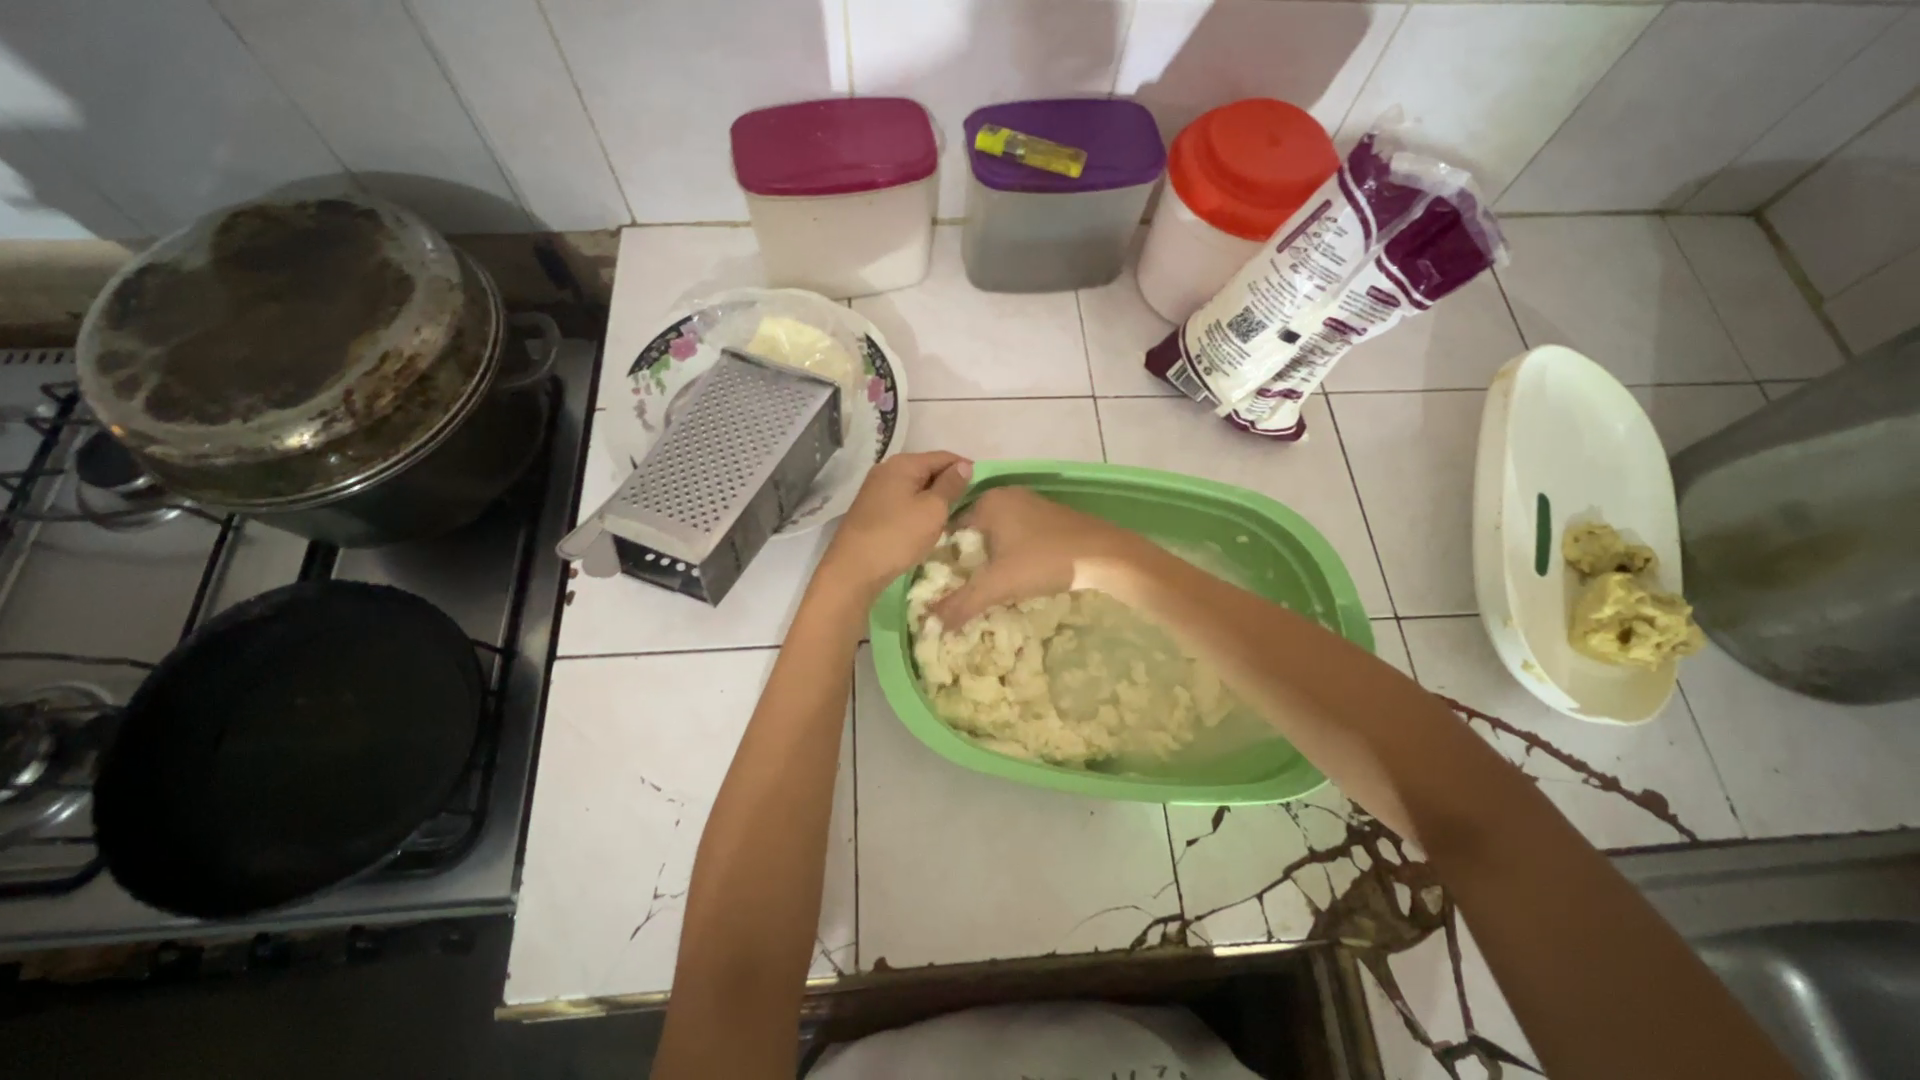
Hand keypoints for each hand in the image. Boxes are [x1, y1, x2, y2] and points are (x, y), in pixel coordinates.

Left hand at [816, 451, 972, 599]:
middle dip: (948, 484)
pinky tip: (926, 525)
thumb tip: (964, 465)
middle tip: (969, 504)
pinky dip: (917, 508)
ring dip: (933, 498)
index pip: (943, 456)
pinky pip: (902, 501)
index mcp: (903, 464)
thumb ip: (950, 485)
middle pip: (927, 469)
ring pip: (914, 487)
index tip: (983, 486)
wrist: (854, 569)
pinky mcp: (870, 509)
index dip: (965, 468)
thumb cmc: (898, 536)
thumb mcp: (932, 510)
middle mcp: (886, 470)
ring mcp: (875, 490)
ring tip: (951, 516)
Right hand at [930, 487, 1156, 625]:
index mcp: (987, 501)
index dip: (942, 559)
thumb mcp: (998, 585)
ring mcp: (1030, 504)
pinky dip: (1011, 555)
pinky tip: (1015, 576)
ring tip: (985, 588)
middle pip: (973, 533)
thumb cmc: (1045, 562)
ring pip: (997, 536)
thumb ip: (962, 603)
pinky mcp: (1049, 518)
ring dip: (990, 560)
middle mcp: (1006, 496)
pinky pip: (1017, 536)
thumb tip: (932, 623)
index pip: (949, 530)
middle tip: (960, 591)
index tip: (939, 585)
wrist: (1106, 556)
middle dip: (967, 562)